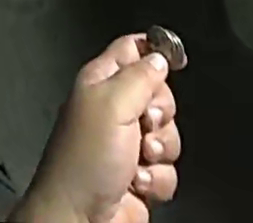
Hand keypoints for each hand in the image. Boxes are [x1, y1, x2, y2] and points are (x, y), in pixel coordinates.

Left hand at [11, 35, 179, 222]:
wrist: (79, 220)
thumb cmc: (87, 156)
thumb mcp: (113, 103)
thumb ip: (140, 76)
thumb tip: (160, 58)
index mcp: (102, 80)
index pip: (133, 48)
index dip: (154, 49)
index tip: (173, 59)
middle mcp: (116, 108)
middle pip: (158, 92)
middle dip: (161, 110)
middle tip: (145, 122)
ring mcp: (130, 144)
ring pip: (167, 132)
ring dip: (160, 148)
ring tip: (139, 159)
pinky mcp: (141, 177)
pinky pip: (167, 168)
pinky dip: (157, 179)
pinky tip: (137, 184)